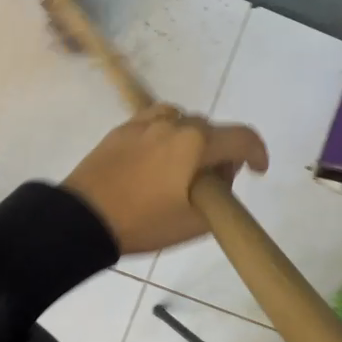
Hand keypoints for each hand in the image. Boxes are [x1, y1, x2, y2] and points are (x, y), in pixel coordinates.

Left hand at [60, 103, 268, 254]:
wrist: (84, 217)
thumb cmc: (144, 222)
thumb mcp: (196, 220)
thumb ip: (220, 193)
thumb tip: (219, 176)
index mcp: (195, 142)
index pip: (241, 137)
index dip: (257, 152)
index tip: (256, 171)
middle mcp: (170, 124)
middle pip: (209, 128)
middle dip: (220, 149)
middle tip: (215, 179)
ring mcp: (140, 124)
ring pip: (179, 120)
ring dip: (190, 138)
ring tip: (184, 166)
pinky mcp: (118, 131)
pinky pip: (152, 122)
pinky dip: (164, 134)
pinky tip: (157, 159)